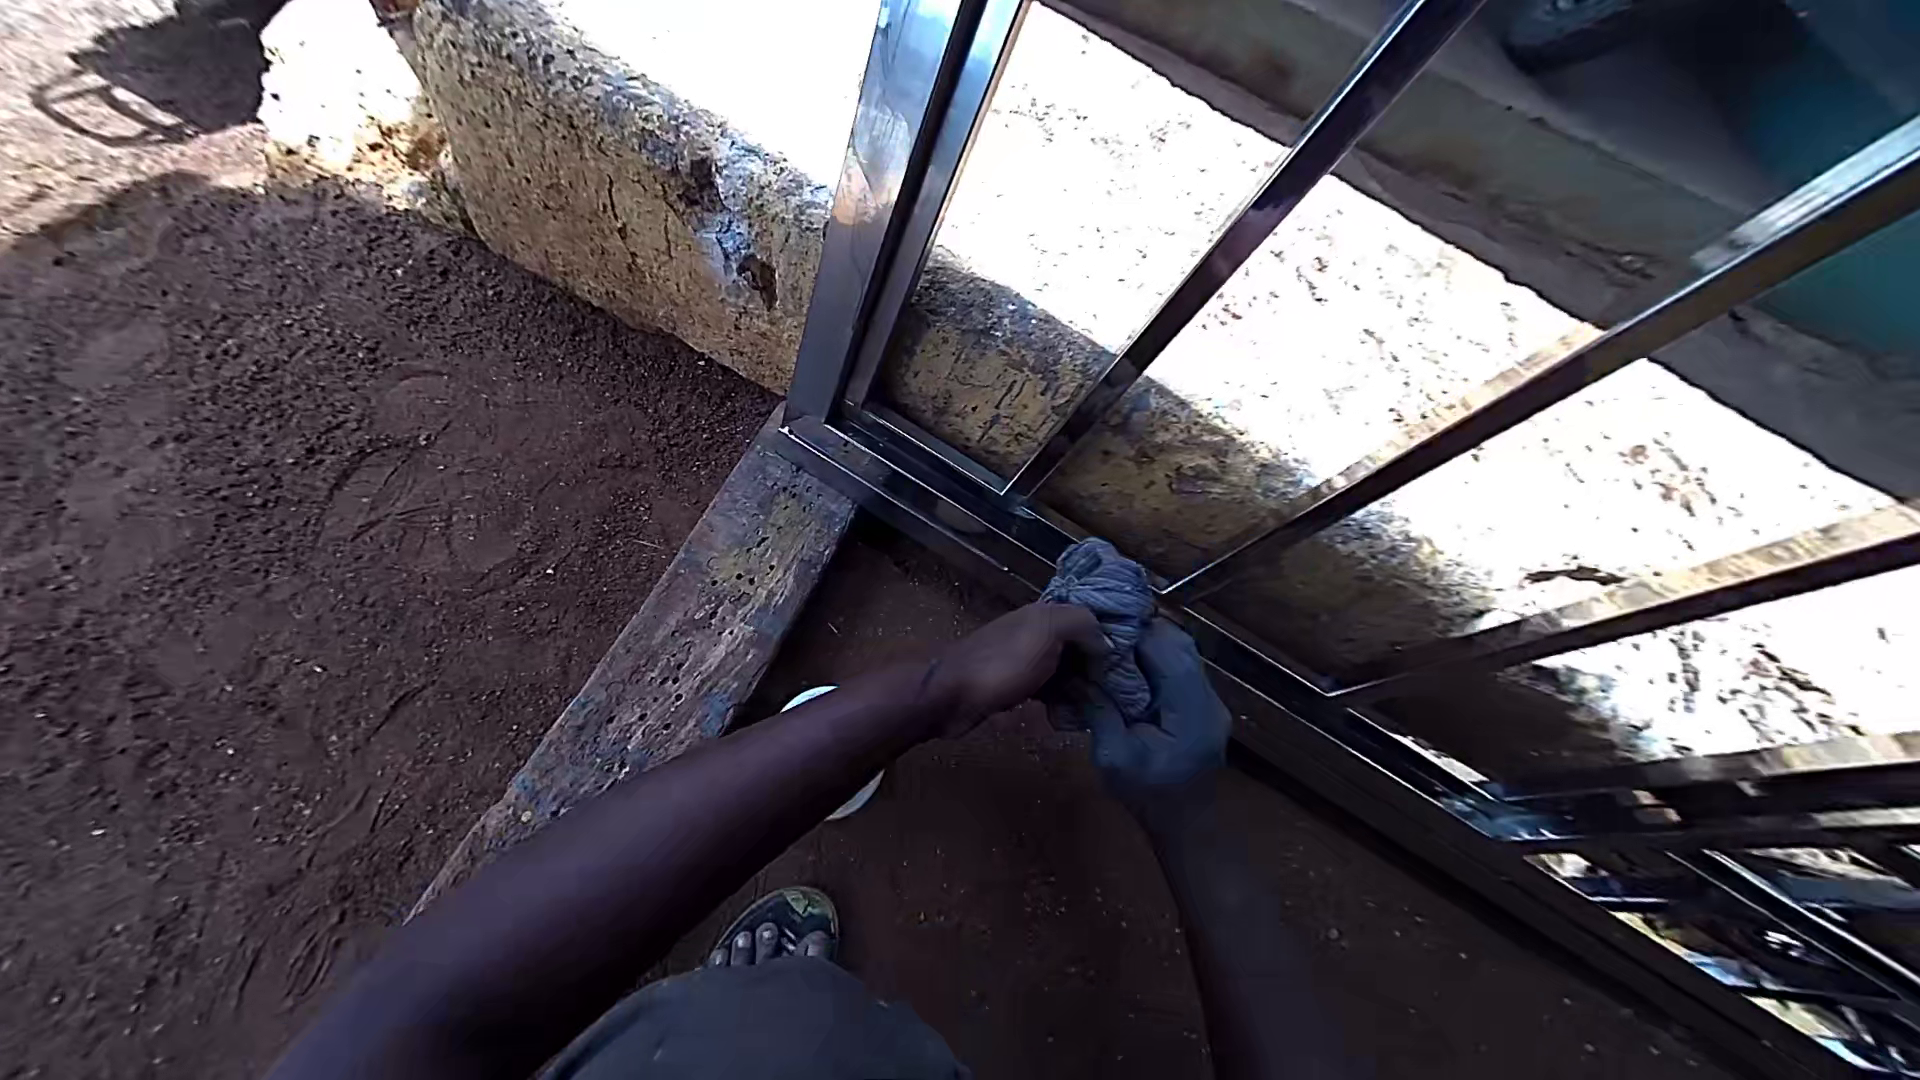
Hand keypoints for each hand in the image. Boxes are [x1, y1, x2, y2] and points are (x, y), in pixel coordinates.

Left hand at [923, 602, 1108, 737]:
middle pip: (1080, 647)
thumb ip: (1081, 623)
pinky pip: (1049, 691)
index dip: (1111, 635)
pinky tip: (1072, 716)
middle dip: (1100, 666)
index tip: (1134, 659)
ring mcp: (1025, 661)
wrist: (952, 694)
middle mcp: (1036, 633)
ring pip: (1067, 671)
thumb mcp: (1047, 630)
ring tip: (1102, 707)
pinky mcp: (1016, 687)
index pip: (1090, 618)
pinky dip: (1062, 701)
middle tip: (1123, 692)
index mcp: (1044, 614)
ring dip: (1083, 687)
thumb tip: (1106, 640)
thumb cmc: (1003, 661)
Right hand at [1076, 619, 1229, 809]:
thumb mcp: (1114, 757)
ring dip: (1148, 640)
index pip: (1168, 651)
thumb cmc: (1149, 796)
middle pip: (1179, 642)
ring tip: (1112, 642)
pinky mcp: (1203, 702)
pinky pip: (1181, 664)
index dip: (1134, 633)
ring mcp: (1211, 700)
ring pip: (1183, 649)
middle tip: (1102, 631)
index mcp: (1191, 711)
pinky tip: (1128, 661)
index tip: (1100, 628)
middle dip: (1140, 630)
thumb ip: (1098, 712)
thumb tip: (1074, 674)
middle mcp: (1209, 699)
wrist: (1186, 826)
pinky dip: (1155, 655)